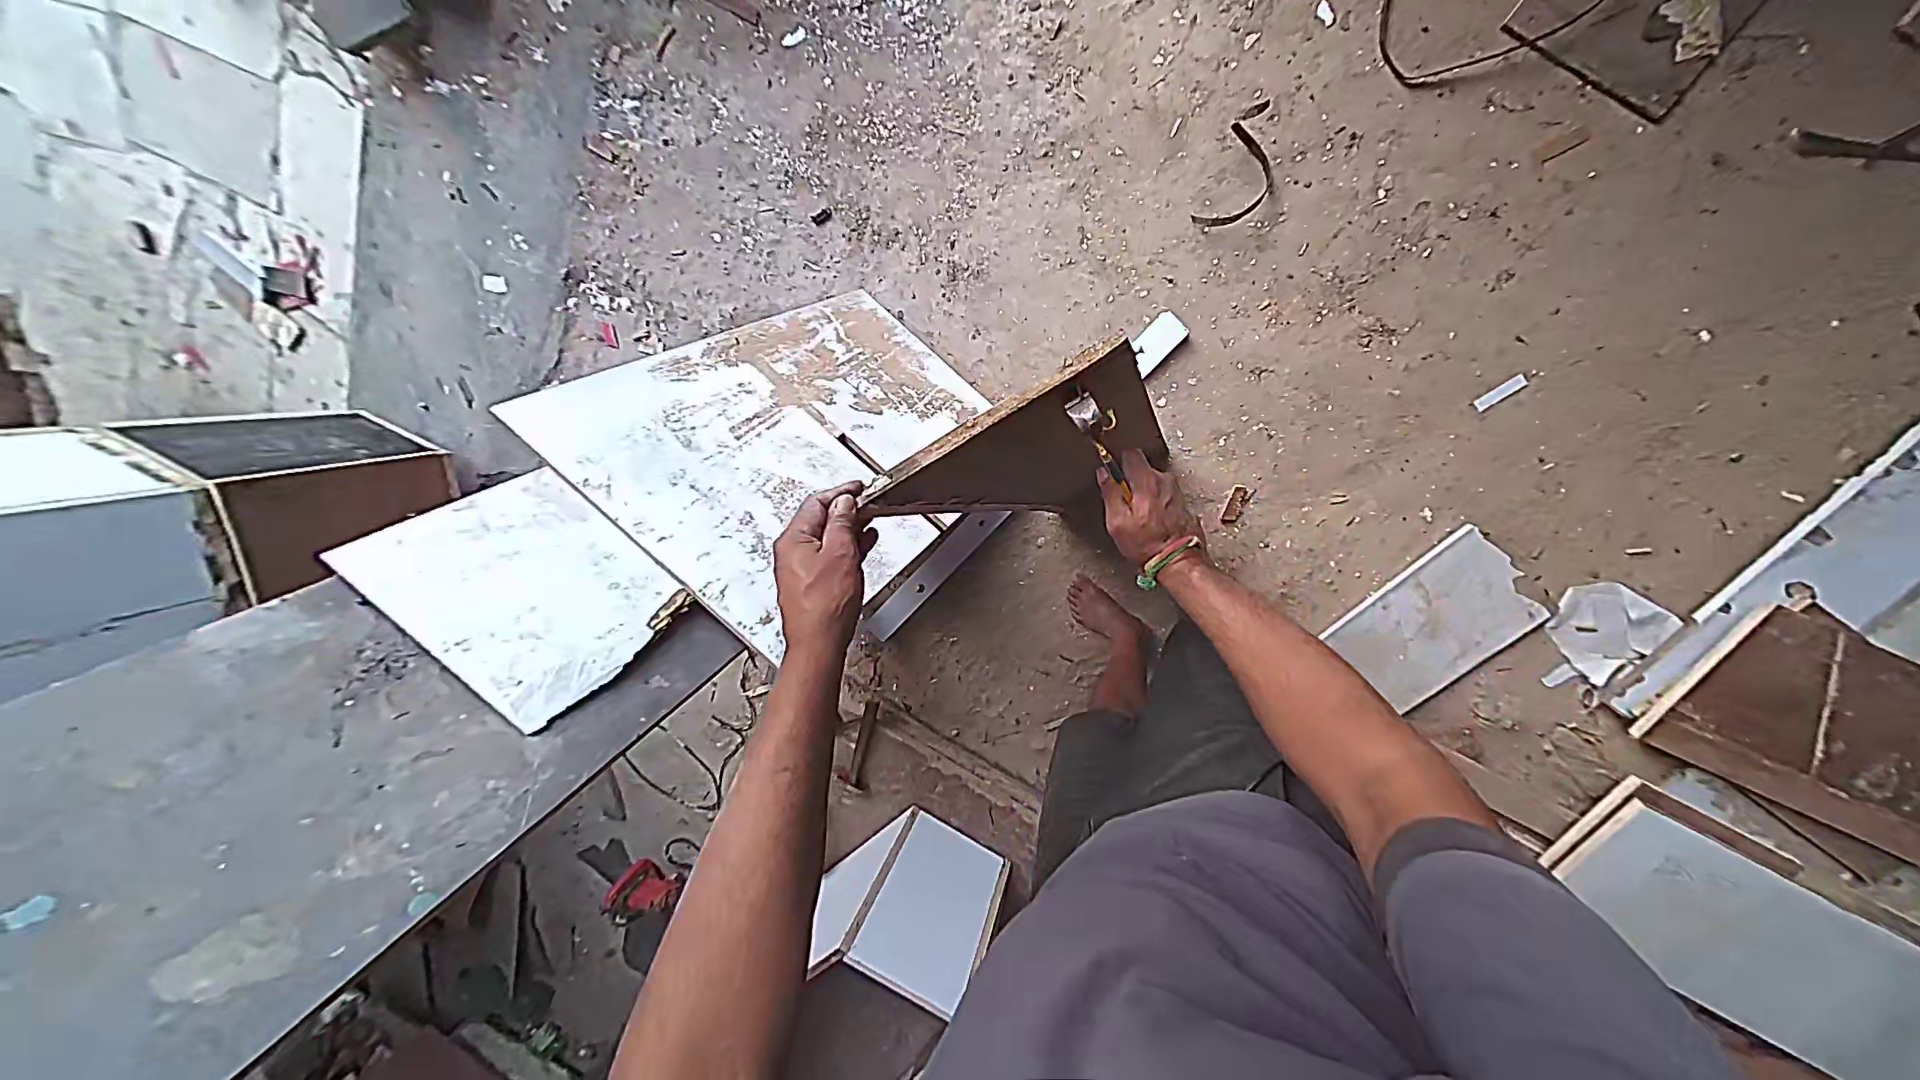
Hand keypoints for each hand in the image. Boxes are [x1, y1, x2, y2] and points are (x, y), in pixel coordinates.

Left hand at [774, 482, 878, 655]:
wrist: (818, 643)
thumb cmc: (824, 607)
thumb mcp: (840, 554)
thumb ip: (842, 523)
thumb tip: (845, 502)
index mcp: (793, 540)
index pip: (816, 503)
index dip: (840, 493)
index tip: (858, 489)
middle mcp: (792, 552)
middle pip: (820, 519)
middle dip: (846, 510)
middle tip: (867, 505)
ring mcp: (800, 568)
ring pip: (826, 538)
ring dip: (848, 529)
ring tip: (869, 522)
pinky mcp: (811, 582)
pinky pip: (829, 555)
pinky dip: (846, 547)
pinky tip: (861, 546)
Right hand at [1097, 448, 1204, 567]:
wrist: (1176, 560)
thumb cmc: (1146, 544)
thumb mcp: (1117, 522)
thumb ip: (1110, 493)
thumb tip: (1103, 474)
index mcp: (1147, 481)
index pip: (1131, 453)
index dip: (1119, 461)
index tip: (1113, 474)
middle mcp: (1164, 481)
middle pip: (1143, 467)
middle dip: (1131, 480)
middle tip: (1124, 502)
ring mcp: (1175, 490)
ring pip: (1153, 481)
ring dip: (1144, 491)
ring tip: (1138, 514)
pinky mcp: (1181, 501)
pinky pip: (1163, 493)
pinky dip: (1156, 501)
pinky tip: (1151, 518)